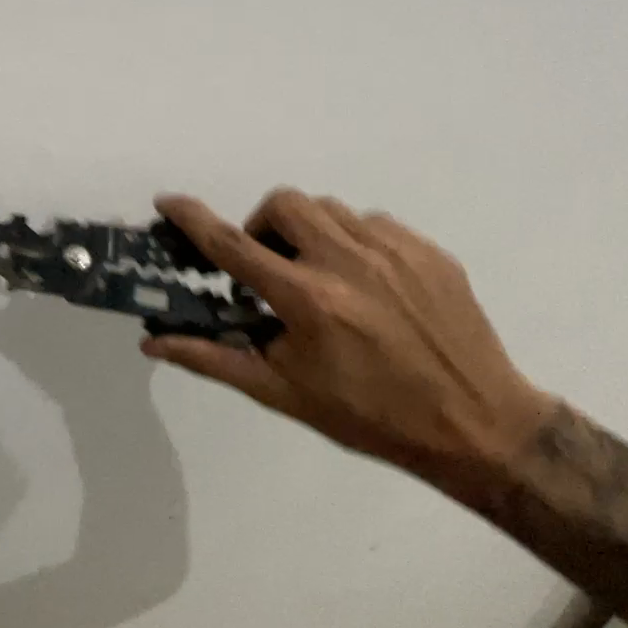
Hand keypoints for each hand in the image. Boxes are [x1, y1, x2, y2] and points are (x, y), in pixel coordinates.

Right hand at [142, 188, 555, 483]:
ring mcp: (396, 252)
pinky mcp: (431, 253)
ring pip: (329, 209)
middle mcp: (349, 262)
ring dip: (305, 231)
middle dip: (261, 225)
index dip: (193, 218)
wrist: (477, 425)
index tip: (168, 202)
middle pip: (285, 204)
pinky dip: (350, 240)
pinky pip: (373, 222)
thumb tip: (150, 343)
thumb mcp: (278, 391)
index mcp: (307, 299)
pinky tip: (359, 281)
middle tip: (265, 267)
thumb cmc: (365, 413)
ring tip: (313, 273)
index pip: (233, 244)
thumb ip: (210, 358)